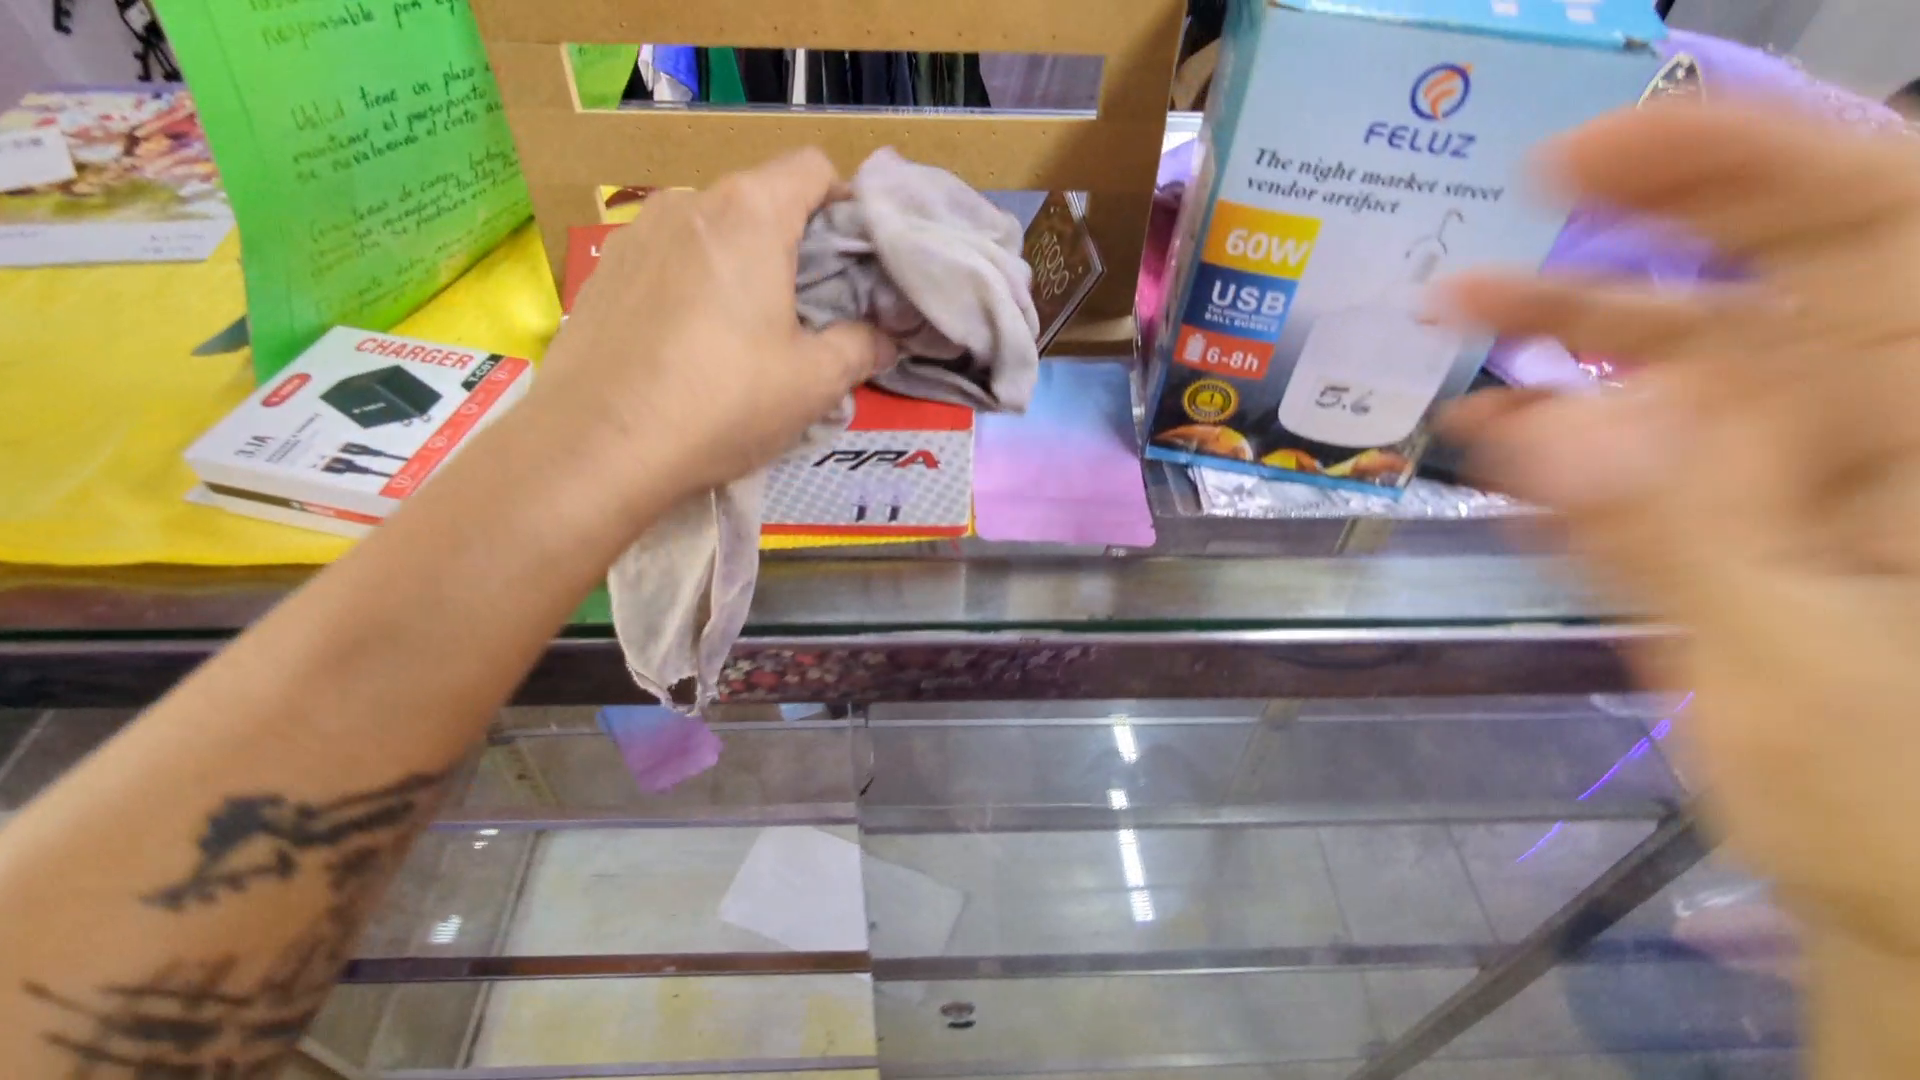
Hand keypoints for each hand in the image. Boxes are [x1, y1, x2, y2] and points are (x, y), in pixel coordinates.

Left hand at [523, 149, 893, 506]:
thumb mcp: (814, 382)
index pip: (813, 168)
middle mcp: (689, 204)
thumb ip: (861, 347)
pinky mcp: (604, 272)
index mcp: (750, 213)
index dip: (846, 207)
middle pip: (761, 200)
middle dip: (796, 245)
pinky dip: (695, 286)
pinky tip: (691, 347)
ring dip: (743, 266)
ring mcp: (637, 234)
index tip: (856, 264)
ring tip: (747, 333)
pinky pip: (669, 261)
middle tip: (811, 311)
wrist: (596, 447)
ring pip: (712, 232)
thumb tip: (885, 340)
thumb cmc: (722, 402)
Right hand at [1435, 106, 1919, 956]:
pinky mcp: (1706, 537)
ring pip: (1675, 371)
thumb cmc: (1907, 815)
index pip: (1879, 232)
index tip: (1588, 156)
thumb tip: (1556, 424)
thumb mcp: (1807, 670)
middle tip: (1517, 191)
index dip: (1743, 166)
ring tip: (1454, 303)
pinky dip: (1547, 442)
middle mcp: (1866, 432)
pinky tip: (1476, 425)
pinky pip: (1621, 465)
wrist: (1908, 908)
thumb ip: (1681, 538)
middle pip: (1769, 278)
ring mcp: (1777, 486)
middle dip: (1646, 222)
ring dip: (1566, 334)